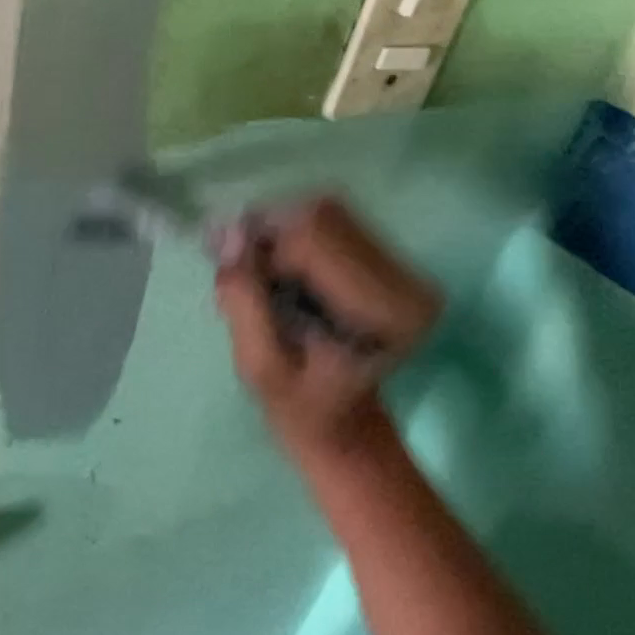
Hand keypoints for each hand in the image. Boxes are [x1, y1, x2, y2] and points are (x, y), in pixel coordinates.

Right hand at [212, 197, 442, 454]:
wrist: (341, 421)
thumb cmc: (300, 406)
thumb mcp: (259, 365)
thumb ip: (244, 300)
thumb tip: (227, 235)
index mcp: (388, 309)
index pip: (313, 237)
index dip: (263, 251)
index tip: (238, 281)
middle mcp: (407, 278)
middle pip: (319, 216)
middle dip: (268, 238)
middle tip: (243, 276)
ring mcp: (401, 265)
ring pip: (320, 212)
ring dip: (277, 237)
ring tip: (262, 279)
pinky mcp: (384, 257)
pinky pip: (326, 221)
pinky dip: (289, 239)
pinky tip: (280, 273)